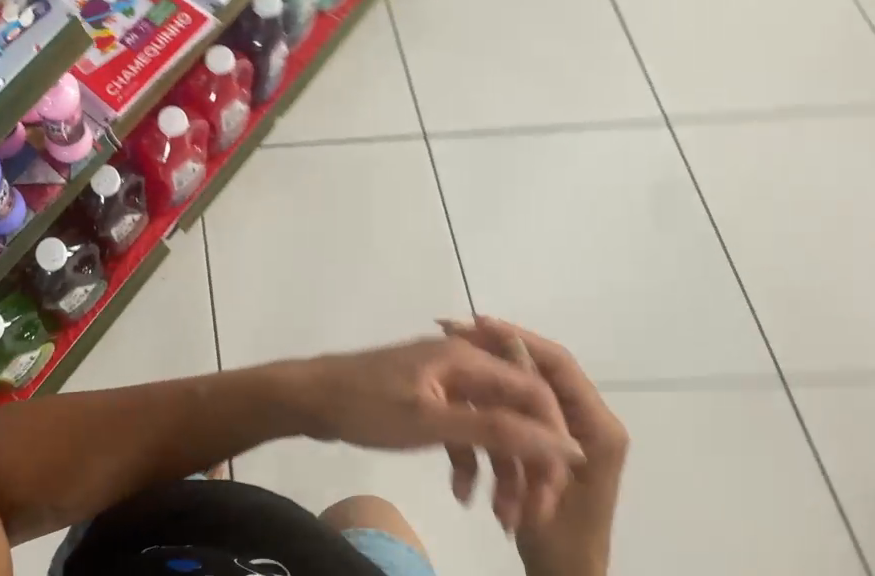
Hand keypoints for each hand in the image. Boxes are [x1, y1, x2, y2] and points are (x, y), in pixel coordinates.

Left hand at [290, 338, 585, 532]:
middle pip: (515, 413)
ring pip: (489, 428)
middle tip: (530, 511)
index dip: (553, 439)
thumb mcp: (433, 422)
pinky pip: (462, 432)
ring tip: (499, 516)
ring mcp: (441, 383)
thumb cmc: (366, 405)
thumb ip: (498, 430)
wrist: (308, 400)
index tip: (559, 486)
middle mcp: (459, 365)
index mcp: (465, 358)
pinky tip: (461, 495)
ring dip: (499, 471)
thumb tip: (566, 444)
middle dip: (527, 463)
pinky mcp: (425, 402)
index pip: (534, 393)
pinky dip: (467, 463)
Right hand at [440, 318, 627, 575]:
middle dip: (491, 354)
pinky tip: (454, 399)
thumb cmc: (561, 531)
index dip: (515, 336)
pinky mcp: (545, 448)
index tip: (473, 322)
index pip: (557, 361)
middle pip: (534, 372)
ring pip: (519, 393)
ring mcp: (565, 435)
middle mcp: (587, 423)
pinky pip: (512, 417)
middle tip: (447, 333)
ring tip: (449, 363)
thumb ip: (528, 407)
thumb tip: (510, 347)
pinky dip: (485, 416)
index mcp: (597, 424)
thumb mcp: (545, 465)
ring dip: (484, 388)